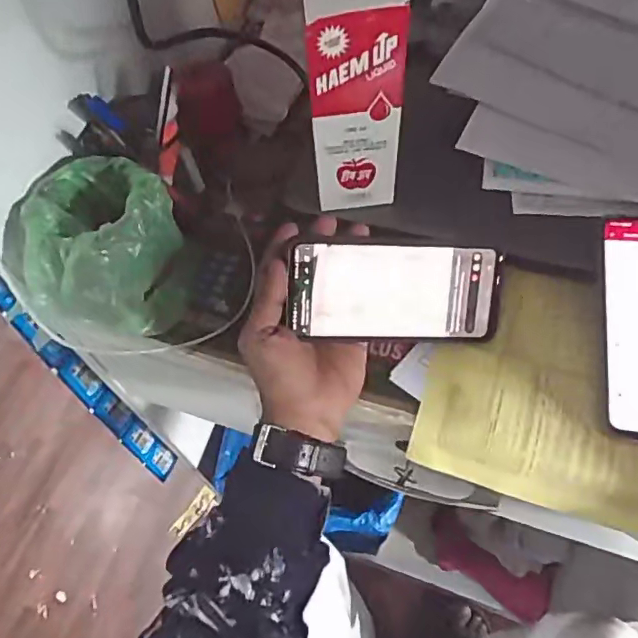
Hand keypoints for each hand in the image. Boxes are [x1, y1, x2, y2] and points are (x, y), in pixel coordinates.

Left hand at [237, 216, 369, 442]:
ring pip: (337, 280)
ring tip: (357, 235)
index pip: (279, 268)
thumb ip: (269, 300)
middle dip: (320, 243)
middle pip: (311, 268)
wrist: (310, 414)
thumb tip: (276, 263)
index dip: (284, 245)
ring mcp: (328, 319)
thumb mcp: (262, 337)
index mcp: (277, 308)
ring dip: (345, 257)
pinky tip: (375, 266)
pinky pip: (360, 304)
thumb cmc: (279, 378)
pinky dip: (368, 285)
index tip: (295, 226)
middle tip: (332, 224)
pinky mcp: (352, 332)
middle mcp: (303, 308)